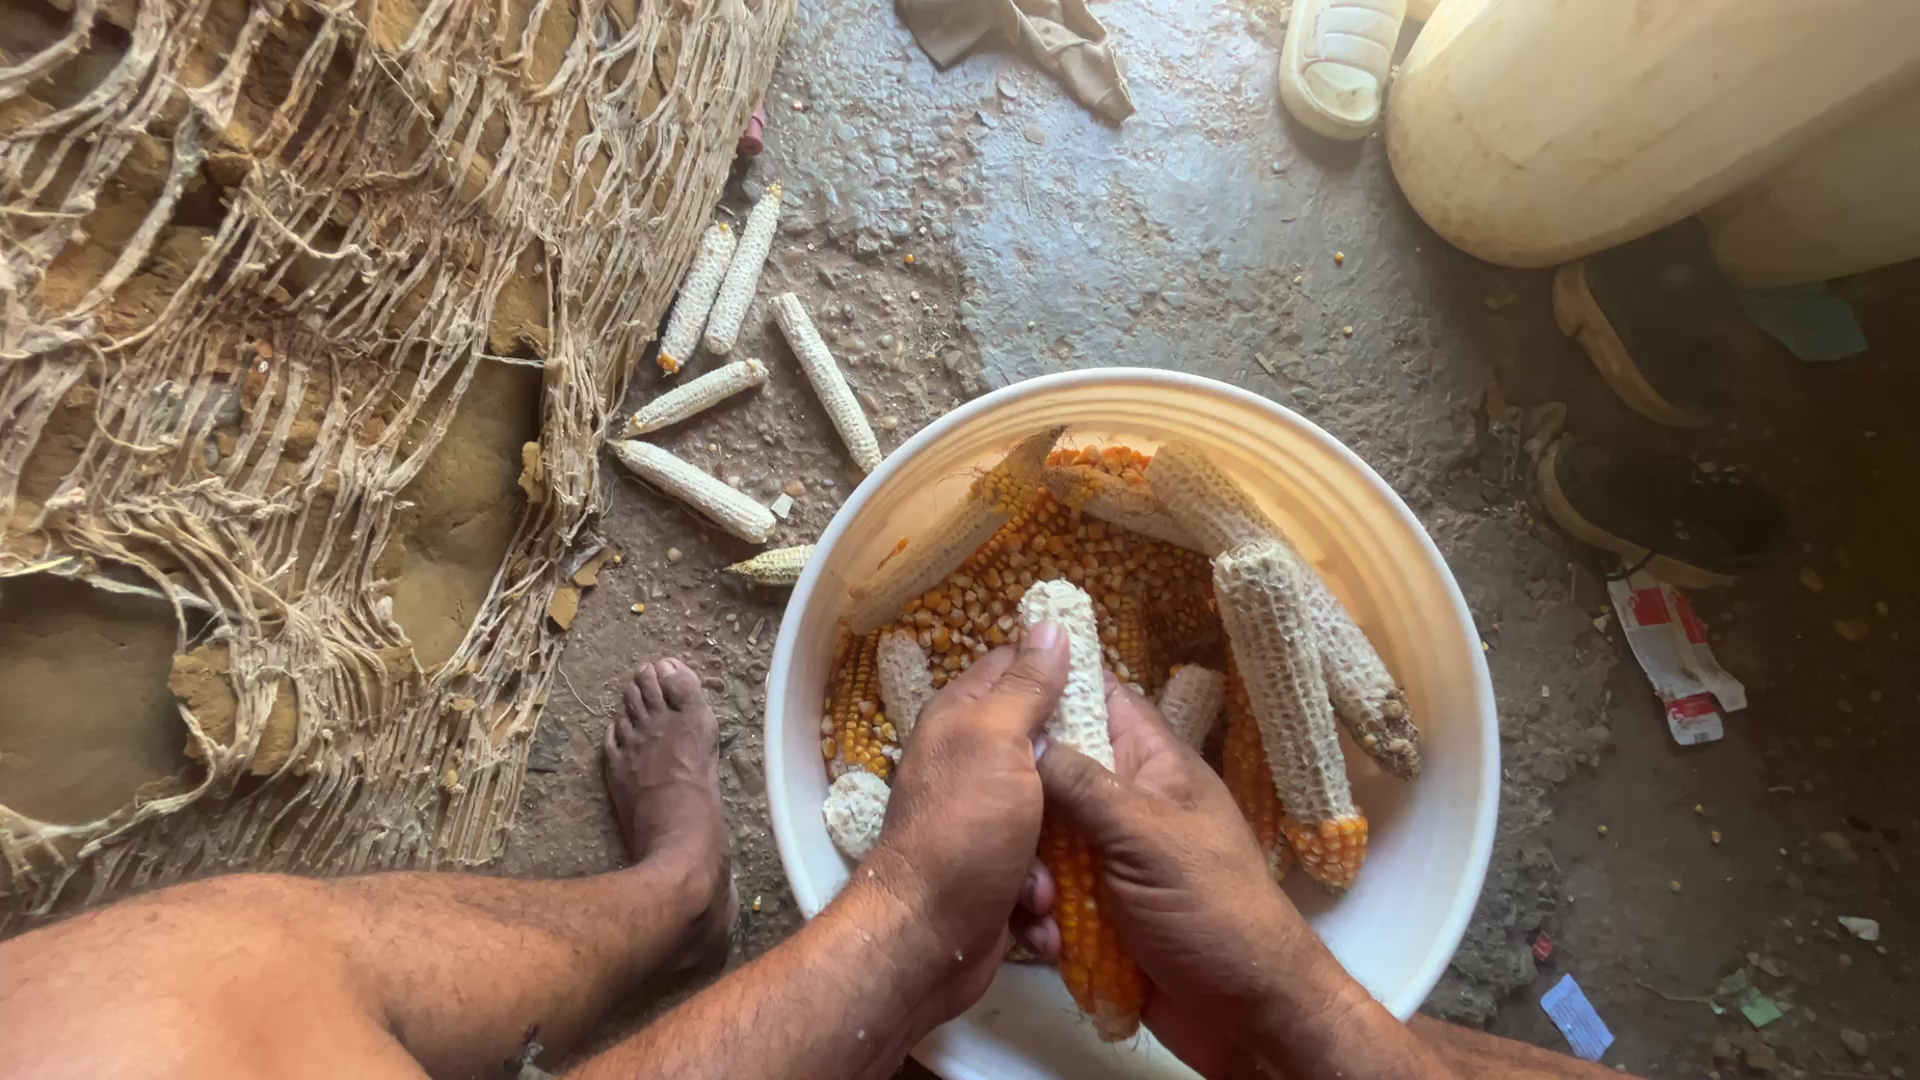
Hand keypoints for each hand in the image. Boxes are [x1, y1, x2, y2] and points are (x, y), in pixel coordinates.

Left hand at [858, 624, 1068, 1018]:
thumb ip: (1025, 686)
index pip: (1012, 666)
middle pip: (1040, 739)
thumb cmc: (965, 826)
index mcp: (962, 716)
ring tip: (1045, 867)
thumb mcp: (998, 741)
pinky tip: (1034, 906)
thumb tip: (1049, 625)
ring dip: (1059, 841)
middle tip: (1100, 780)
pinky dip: (1042, 884)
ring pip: (1048, 806)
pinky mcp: (997, 866)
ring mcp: (982, 815)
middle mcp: (970, 758)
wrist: (927, 939)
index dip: (1054, 668)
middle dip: (1071, 767)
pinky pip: (1038, 860)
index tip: (1098, 688)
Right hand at [1032, 678, 1326, 1075]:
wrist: (1247, 1017)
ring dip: (1029, 865)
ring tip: (1039, 902)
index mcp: (1149, 760)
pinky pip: (1046, 882)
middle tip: (1002, 822)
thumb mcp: (1147, 836)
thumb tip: (1024, 735)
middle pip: (1055, 765)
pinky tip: (1045, 934)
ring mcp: (1106, 847)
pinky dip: (1038, 906)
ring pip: (1042, 829)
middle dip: (1025, 796)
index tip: (1000, 691)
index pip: (1100, 697)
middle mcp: (1123, 795)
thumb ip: (1083, 784)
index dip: (1054, 685)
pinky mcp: (1091, 896)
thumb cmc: (1210, 908)